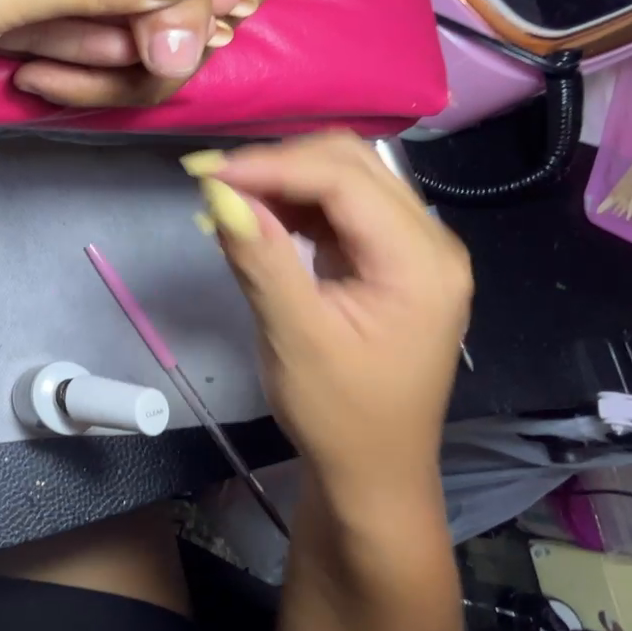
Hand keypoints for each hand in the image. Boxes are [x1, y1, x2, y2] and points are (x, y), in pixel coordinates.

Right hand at [183, 133, 471, 502]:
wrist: (371, 468)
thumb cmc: (339, 412)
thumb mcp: (294, 336)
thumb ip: (260, 258)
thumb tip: (218, 193)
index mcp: (419, 262)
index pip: (344, 180)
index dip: (270, 166)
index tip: (204, 174)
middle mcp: (427, 242)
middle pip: (351, 164)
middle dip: (277, 163)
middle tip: (211, 181)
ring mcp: (407, 249)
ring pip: (342, 178)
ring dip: (281, 178)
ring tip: (224, 198)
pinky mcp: (382, 260)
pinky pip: (335, 208)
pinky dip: (289, 202)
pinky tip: (250, 218)